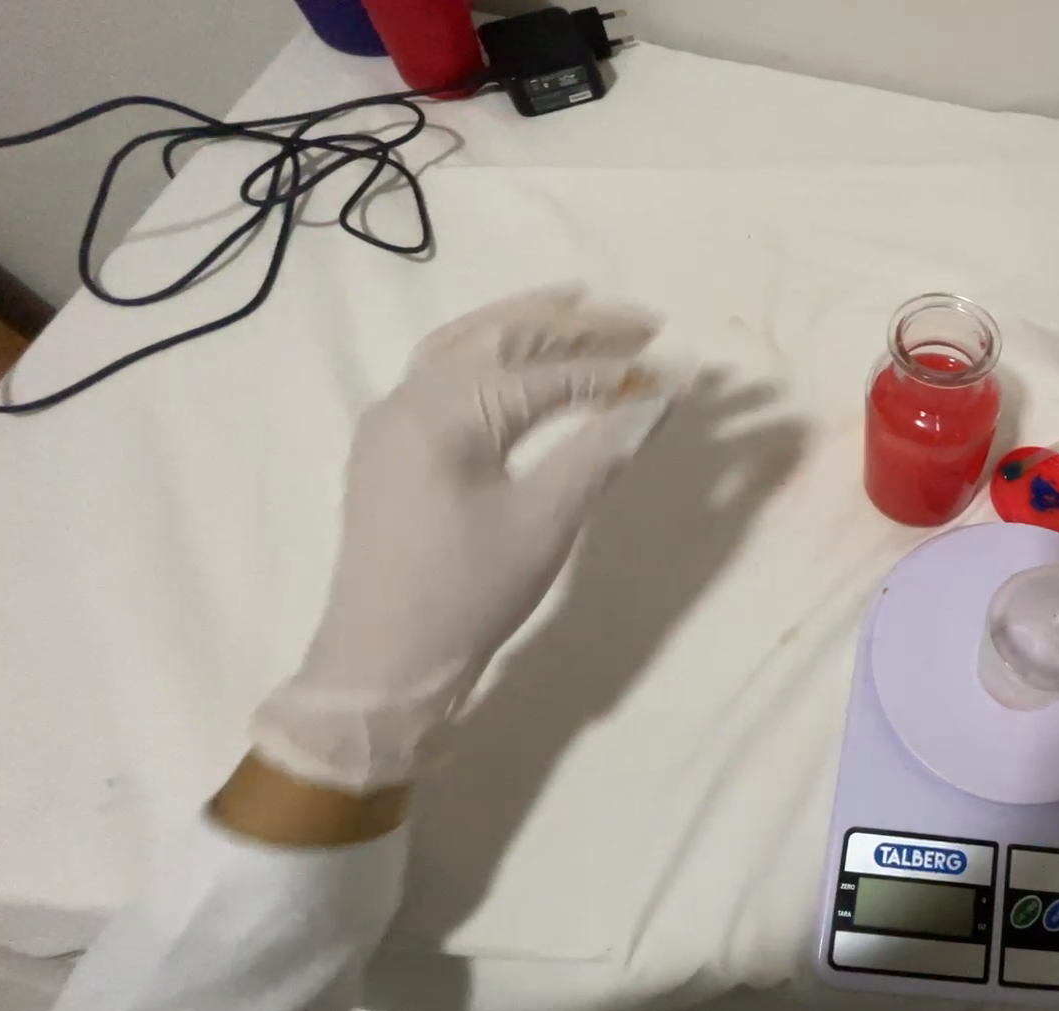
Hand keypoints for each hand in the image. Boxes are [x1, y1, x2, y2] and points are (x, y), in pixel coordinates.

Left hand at [250, 287, 681, 793]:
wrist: (387, 657)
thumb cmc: (471, 590)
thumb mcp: (547, 521)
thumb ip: (600, 450)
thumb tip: (656, 402)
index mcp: (442, 415)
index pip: (545, 376)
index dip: (613, 372)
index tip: (671, 370)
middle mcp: (409, 399)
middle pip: (501, 338)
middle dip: (575, 324)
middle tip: (641, 321)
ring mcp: (395, 418)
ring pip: (466, 345)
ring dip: (528, 322)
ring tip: (583, 305)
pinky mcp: (398, 443)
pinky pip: (447, 372)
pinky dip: (494, 350)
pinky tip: (524, 354)